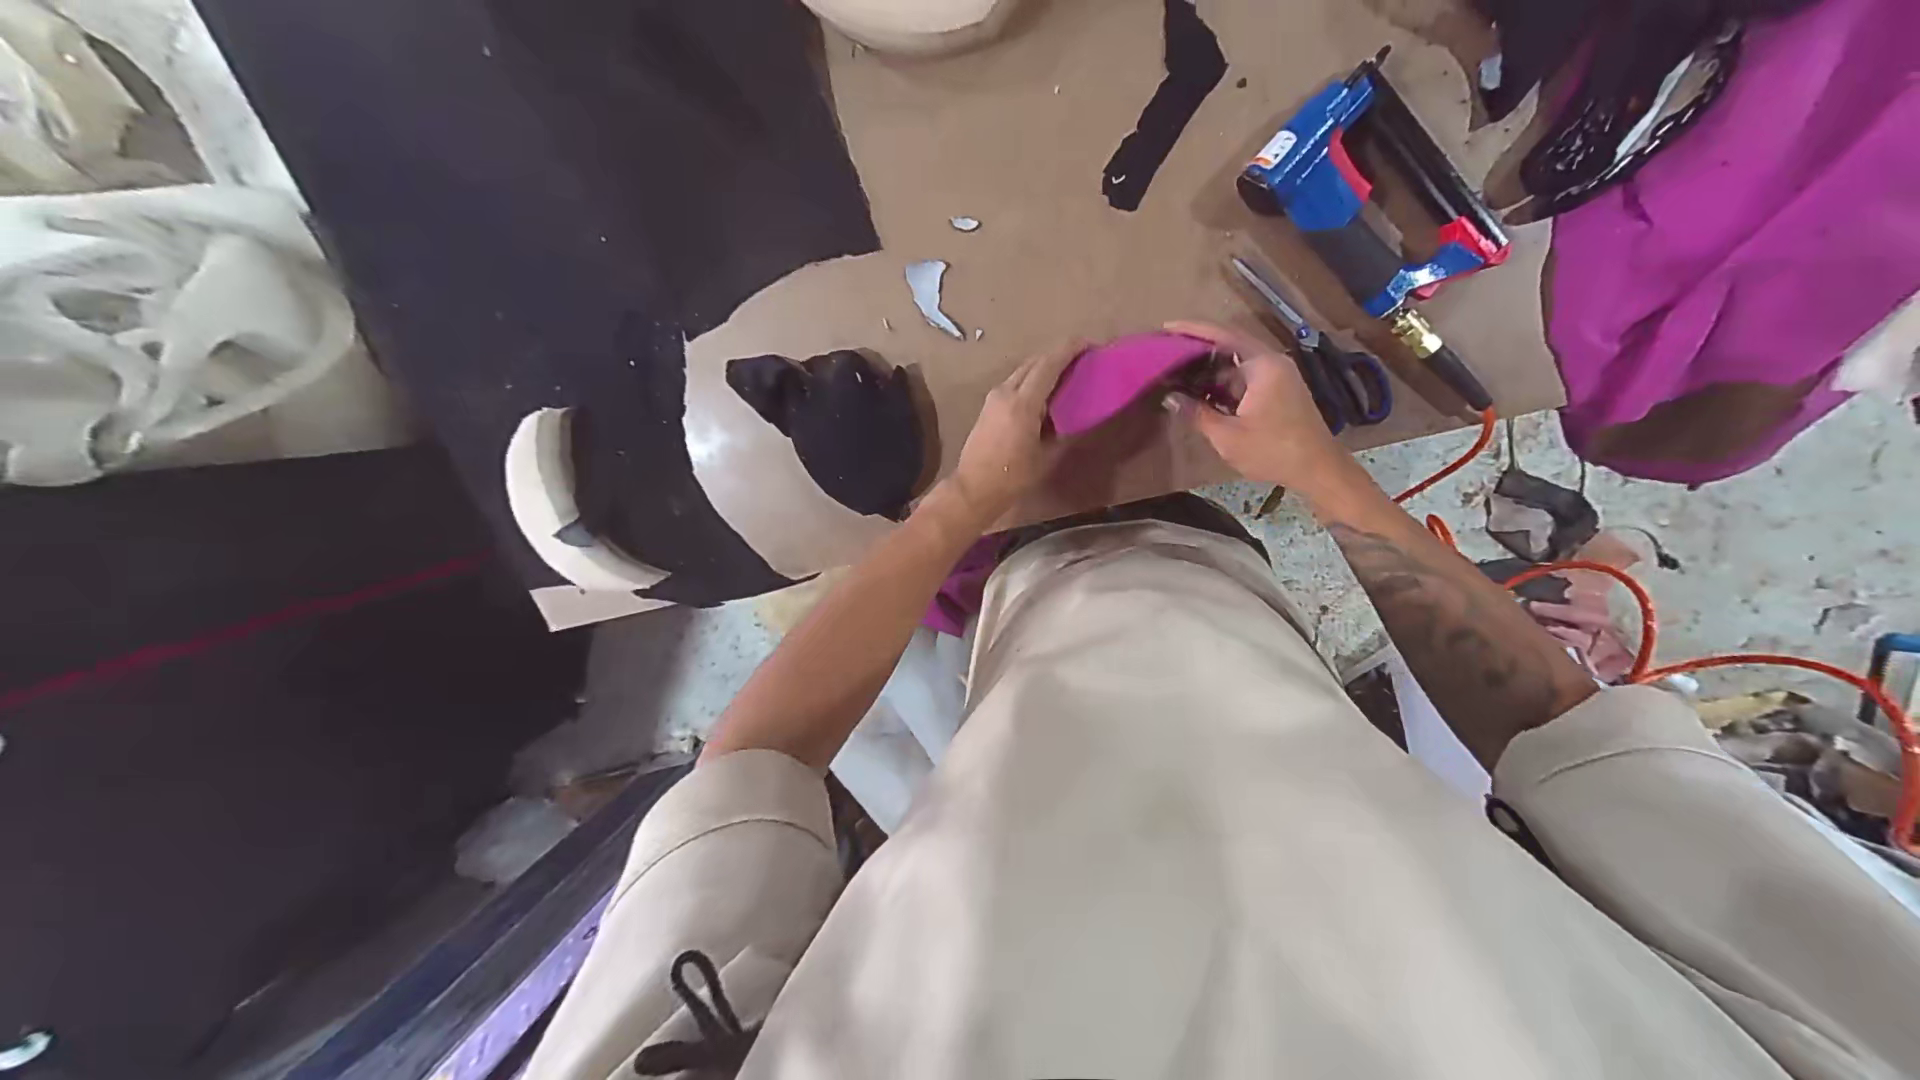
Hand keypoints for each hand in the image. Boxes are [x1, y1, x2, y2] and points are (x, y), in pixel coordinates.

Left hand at [938, 339, 1084, 529]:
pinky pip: (1014, 383)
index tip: (1088, 343)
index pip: (1048, 365)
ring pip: (1023, 371)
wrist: (974, 488)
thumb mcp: (1046, 456)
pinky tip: (1044, 391)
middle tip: (1081, 358)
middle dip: (1058, 355)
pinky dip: (1032, 379)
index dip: (1069, 350)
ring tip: (1066, 373)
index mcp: (1022, 403)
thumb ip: (1062, 431)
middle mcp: (1005, 392)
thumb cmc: (1013, 477)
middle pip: (1034, 362)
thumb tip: (1075, 415)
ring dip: (1044, 367)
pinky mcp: (988, 406)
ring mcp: (993, 398)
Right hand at [1165, 321, 1358, 497]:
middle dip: (1197, 349)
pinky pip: (1242, 379)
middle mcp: (1271, 363)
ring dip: (1207, 369)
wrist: (1317, 469)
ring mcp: (1276, 377)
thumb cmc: (1273, 450)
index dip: (1193, 331)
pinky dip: (1220, 383)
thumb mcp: (1227, 436)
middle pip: (1229, 346)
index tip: (1167, 328)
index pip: (1223, 336)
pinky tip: (1198, 391)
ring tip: (1174, 372)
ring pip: (1234, 365)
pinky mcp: (1275, 392)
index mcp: (1263, 365)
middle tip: (1165, 353)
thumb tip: (1170, 398)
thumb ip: (1197, 413)